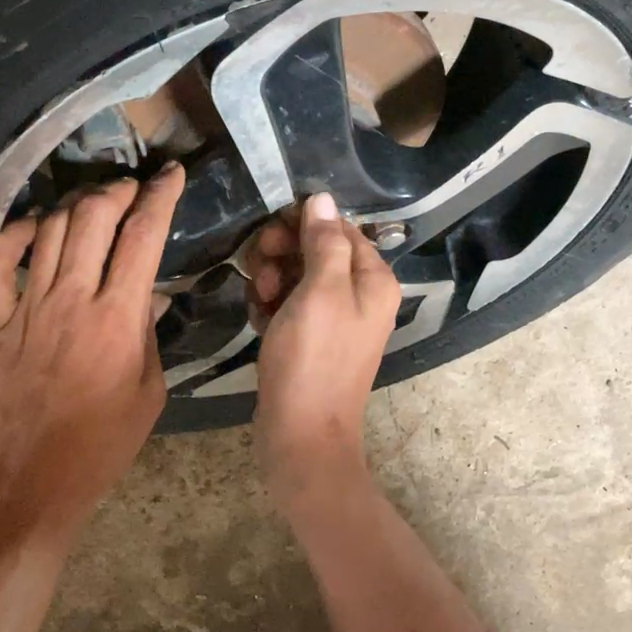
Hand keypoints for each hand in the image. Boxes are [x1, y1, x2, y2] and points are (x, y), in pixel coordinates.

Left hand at [0, 163, 185, 540]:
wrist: (37, 477)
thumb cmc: (105, 442)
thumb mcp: (151, 391)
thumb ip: (149, 334)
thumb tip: (149, 293)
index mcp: (117, 318)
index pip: (143, 237)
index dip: (161, 198)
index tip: (172, 175)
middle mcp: (71, 300)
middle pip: (92, 219)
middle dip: (116, 192)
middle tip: (130, 190)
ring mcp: (27, 309)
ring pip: (48, 231)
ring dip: (74, 206)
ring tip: (92, 204)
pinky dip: (12, 236)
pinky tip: (32, 229)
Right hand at [245, 192, 400, 484]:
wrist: (301, 434)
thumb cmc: (312, 360)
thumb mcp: (319, 293)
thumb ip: (324, 242)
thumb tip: (322, 198)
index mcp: (373, 280)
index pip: (339, 227)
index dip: (302, 224)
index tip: (268, 236)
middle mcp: (361, 296)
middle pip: (316, 250)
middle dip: (283, 255)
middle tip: (260, 273)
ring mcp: (336, 320)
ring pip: (298, 277)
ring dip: (272, 280)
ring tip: (259, 302)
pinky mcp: (312, 340)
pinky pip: (290, 306)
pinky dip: (271, 307)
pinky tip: (258, 320)